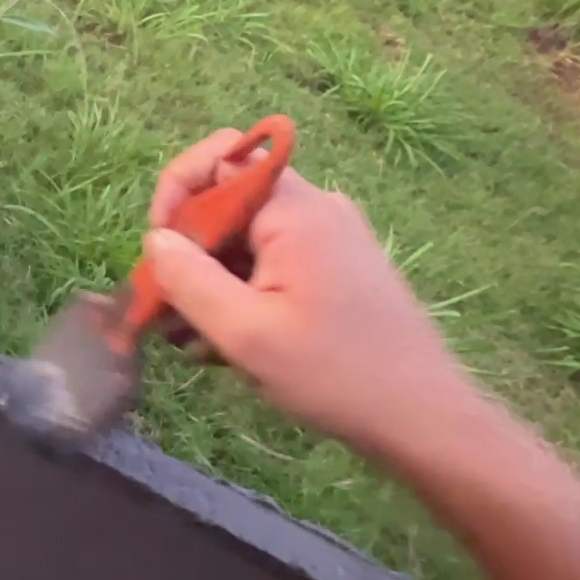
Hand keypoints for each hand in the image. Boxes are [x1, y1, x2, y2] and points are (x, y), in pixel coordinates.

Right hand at [143, 129, 502, 456]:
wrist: (424, 421)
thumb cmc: (335, 374)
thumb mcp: (245, 332)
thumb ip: (190, 279)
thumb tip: (155, 239)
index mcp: (296, 212)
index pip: (220, 158)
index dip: (177, 191)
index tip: (161, 248)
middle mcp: (313, 211)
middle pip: (224, 202)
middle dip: (184, 250)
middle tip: (164, 308)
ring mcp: (323, 240)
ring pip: (238, 239)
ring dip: (203, 281)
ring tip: (187, 338)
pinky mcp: (328, 269)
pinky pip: (262, 263)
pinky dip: (232, 293)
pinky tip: (218, 343)